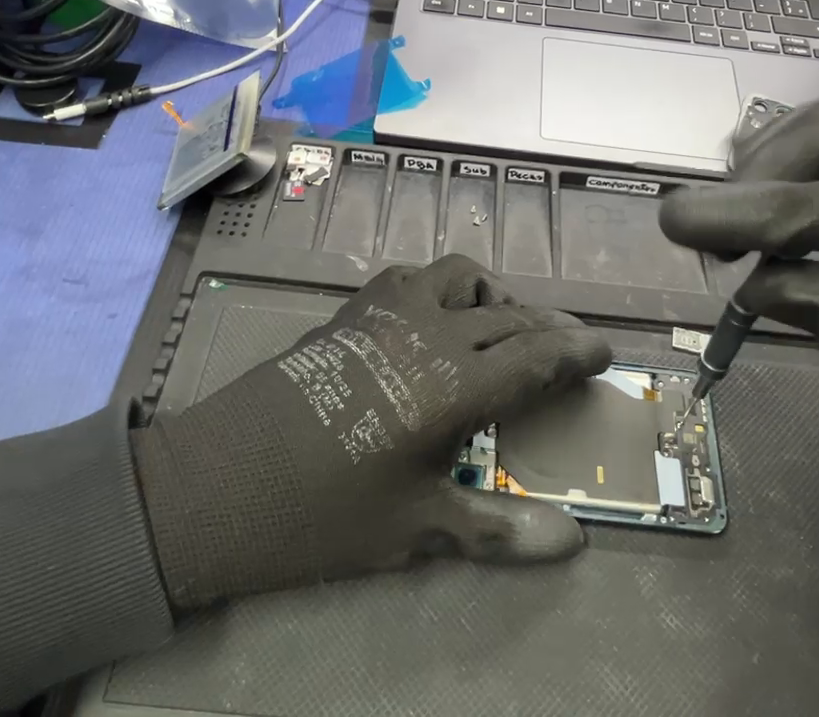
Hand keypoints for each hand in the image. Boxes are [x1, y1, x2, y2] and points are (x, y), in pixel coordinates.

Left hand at [130, 254, 612, 609]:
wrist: (214, 483)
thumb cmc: (320, 515)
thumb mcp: (413, 529)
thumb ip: (497, 528)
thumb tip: (573, 542)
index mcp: (452, 386)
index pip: (536, 356)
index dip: (577, 351)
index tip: (604, 350)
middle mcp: (426, 333)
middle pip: (508, 313)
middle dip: (548, 325)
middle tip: (568, 344)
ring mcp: (383, 313)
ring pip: (457, 275)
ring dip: (491, 294)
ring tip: (499, 328)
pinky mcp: (348, 312)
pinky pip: (410, 278)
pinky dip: (440, 288)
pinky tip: (431, 323)